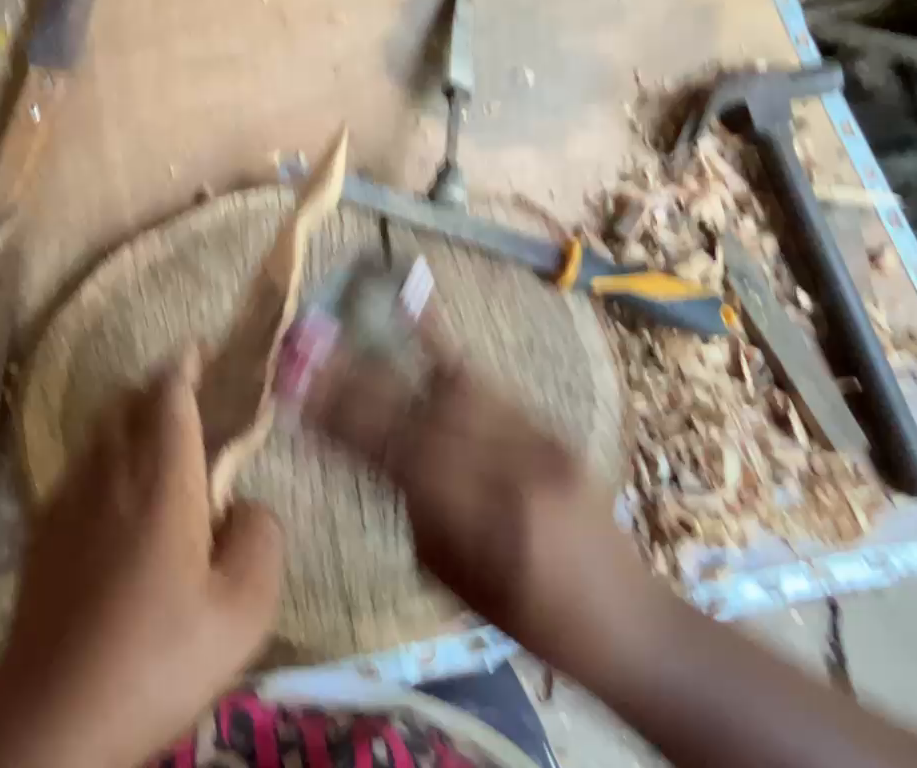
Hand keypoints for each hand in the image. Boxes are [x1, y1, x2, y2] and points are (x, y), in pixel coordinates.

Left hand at [0, 351, 284, 765]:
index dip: (183, 366)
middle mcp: (108, 474)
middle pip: (126, 404)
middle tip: (186, 402)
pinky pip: (79, 470)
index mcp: (161, 481)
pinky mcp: (43, 530)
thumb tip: (247, 505)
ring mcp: (66, 499)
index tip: (196, 348)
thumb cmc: (158, 656)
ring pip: (98, 435)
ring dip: (126, 423)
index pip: (169, 397)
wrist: (55, 709)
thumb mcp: (244, 611)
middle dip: (155, 390)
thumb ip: (261, 540)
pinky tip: (117, 502)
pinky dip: (103, 462)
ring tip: (155, 446)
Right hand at [300, 326, 655, 676]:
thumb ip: (404, 498)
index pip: (390, 453)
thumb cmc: (523, 615)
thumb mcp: (445, 568)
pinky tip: (413, 298)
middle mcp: (512, 471)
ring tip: (334, 333)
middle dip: (348, 379)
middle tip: (299, 350)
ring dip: (383, 361)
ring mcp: (538, 441)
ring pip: (446, 386)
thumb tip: (354, 440)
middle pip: (414, 411)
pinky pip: (485, 377)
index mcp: (481, 521)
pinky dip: (439, 339)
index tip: (290, 391)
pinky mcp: (550, 426)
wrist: (626, 619)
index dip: (336, 418)